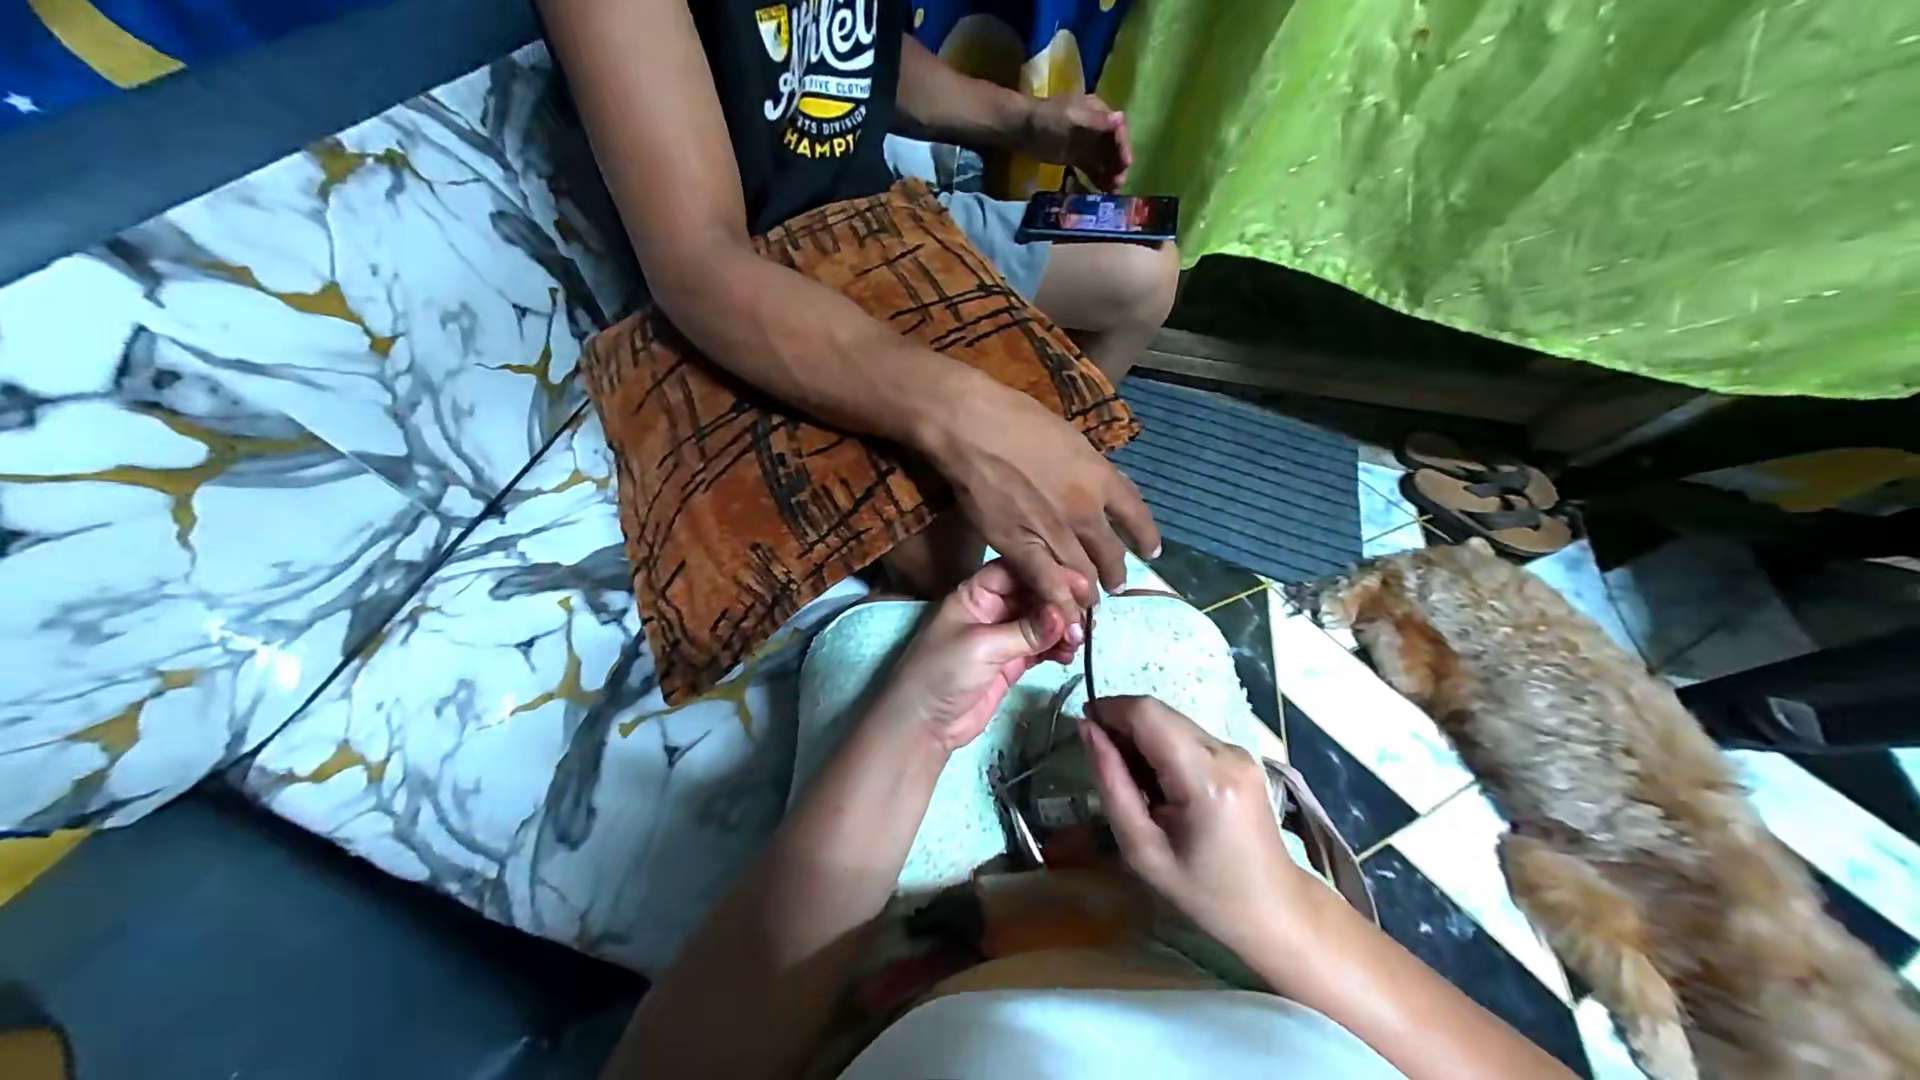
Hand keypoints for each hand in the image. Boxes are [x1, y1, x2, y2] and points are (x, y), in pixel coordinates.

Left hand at [871, 561, 1082, 752]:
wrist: (923, 726)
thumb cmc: (941, 673)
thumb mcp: (982, 646)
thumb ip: (1025, 631)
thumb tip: (1065, 615)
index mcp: (974, 593)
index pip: (1015, 570)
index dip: (1045, 572)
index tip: (1078, 581)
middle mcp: (991, 608)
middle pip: (1033, 594)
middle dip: (1060, 601)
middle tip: (1088, 612)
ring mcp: (1003, 636)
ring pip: (1041, 621)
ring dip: (1063, 627)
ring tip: (1080, 638)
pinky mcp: (1012, 663)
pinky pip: (1041, 647)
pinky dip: (1057, 648)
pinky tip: (1070, 653)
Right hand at [926, 385, 1159, 624]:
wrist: (975, 428)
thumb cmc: (1018, 419)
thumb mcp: (1070, 438)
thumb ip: (1088, 468)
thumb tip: (1099, 484)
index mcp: (1101, 477)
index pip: (1136, 515)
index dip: (1146, 537)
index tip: (1150, 551)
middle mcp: (1086, 510)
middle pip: (1111, 553)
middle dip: (1116, 574)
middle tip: (1116, 585)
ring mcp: (1055, 532)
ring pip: (1083, 573)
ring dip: (1091, 591)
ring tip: (1091, 602)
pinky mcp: (1021, 546)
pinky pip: (1047, 582)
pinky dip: (1060, 599)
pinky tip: (1067, 609)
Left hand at [1021, 93, 1131, 190]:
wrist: (1020, 129)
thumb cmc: (1046, 119)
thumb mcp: (1072, 118)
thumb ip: (1096, 121)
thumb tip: (1120, 118)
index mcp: (1097, 113)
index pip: (1117, 130)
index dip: (1123, 147)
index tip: (1126, 165)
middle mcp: (1095, 128)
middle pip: (1112, 147)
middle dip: (1118, 165)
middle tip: (1118, 184)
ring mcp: (1084, 144)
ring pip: (1103, 160)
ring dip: (1109, 175)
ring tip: (1112, 192)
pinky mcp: (1074, 157)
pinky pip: (1091, 169)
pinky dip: (1097, 179)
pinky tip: (1101, 192)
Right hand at [1079, 696, 1315, 958]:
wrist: (1275, 910)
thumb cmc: (1204, 893)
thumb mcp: (1143, 850)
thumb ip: (1111, 783)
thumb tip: (1087, 729)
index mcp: (1205, 780)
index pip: (1147, 713)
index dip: (1109, 710)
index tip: (1085, 731)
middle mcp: (1226, 752)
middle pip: (1157, 712)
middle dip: (1121, 726)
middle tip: (1108, 767)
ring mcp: (1237, 750)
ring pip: (1170, 720)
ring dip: (1140, 737)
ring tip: (1135, 783)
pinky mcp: (1239, 754)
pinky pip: (1186, 734)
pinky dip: (1161, 746)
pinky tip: (1160, 784)